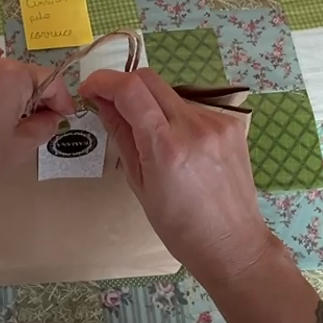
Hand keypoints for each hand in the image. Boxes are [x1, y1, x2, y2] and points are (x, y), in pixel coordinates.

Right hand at [78, 68, 282, 283]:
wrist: (232, 244)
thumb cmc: (178, 226)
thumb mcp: (138, 184)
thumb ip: (121, 136)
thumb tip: (103, 104)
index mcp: (165, 146)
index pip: (130, 89)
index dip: (103, 80)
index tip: (90, 89)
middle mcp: (194, 126)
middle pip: (149, 79)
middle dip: (123, 86)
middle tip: (110, 104)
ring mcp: (217, 122)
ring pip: (171, 93)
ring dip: (152, 105)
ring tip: (152, 138)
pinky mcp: (232, 124)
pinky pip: (193, 108)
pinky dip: (177, 118)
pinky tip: (182, 147)